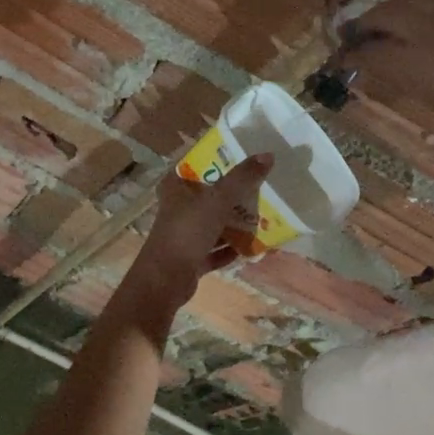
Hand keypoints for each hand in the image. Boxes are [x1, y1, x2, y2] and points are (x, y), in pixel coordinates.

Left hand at [122, 154, 274, 312]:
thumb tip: (267, 155)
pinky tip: (253, 248)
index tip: (240, 159)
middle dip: (232, 195)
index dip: (215, 162)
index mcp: (175, 189)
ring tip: (263, 218)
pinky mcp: (190, 259)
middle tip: (260, 189)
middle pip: (208, 197)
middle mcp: (176, 209)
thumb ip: (241, 178)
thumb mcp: (217, 200)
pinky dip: (231, 249)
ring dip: (234, 224)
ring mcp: (183, 235)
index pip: (194, 167)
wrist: (166, 279)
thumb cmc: (187, 231)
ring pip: (213, 224)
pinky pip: (215, 251)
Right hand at [341, 0, 433, 146]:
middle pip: (384, 12)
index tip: (339, 60)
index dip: (348, 54)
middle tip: (357, 36)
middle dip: (365, 24)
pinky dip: (432, 5)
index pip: (367, 49)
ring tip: (395, 23)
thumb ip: (405, 78)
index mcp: (414, 57)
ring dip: (396, 9)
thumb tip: (378, 65)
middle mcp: (431, 23)